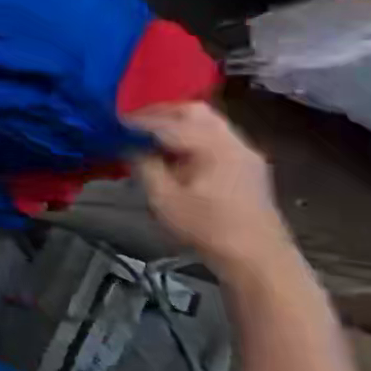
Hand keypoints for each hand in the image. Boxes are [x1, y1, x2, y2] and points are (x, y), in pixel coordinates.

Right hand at [127, 102, 296, 270]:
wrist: (258, 258)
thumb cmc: (207, 228)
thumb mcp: (164, 200)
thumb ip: (144, 166)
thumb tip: (129, 146)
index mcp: (212, 146)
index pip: (167, 123)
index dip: (137, 121)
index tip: (113, 123)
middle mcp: (232, 141)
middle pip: (194, 111)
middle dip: (161, 113)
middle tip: (133, 124)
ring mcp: (244, 152)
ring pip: (207, 122)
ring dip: (178, 123)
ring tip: (151, 137)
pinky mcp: (247, 166)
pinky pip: (216, 137)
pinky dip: (192, 135)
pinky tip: (176, 153)